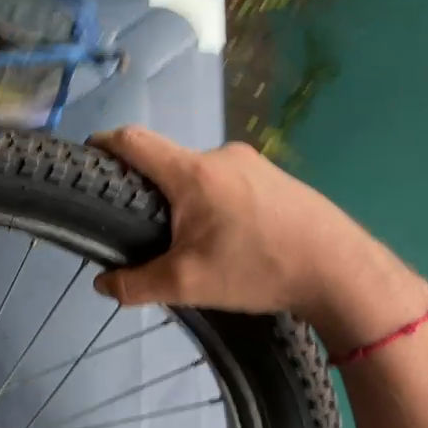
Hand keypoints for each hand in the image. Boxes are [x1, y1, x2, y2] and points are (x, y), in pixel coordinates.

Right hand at [86, 127, 427, 353]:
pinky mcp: (275, 178)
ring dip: (182, 202)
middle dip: (147, 191)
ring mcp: (253, 164)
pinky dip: (211, 205)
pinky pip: (226, 184)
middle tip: (139, 230)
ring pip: (197, 177)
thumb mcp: (186, 285)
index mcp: (193, 173)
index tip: (86, 157)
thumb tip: (103, 285)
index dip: (104, 144)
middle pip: (166, 163)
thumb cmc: (257, 269)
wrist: (342, 272)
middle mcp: (222, 156)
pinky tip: (223, 240)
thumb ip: (136, 284)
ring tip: (186, 244)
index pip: (135, 141)